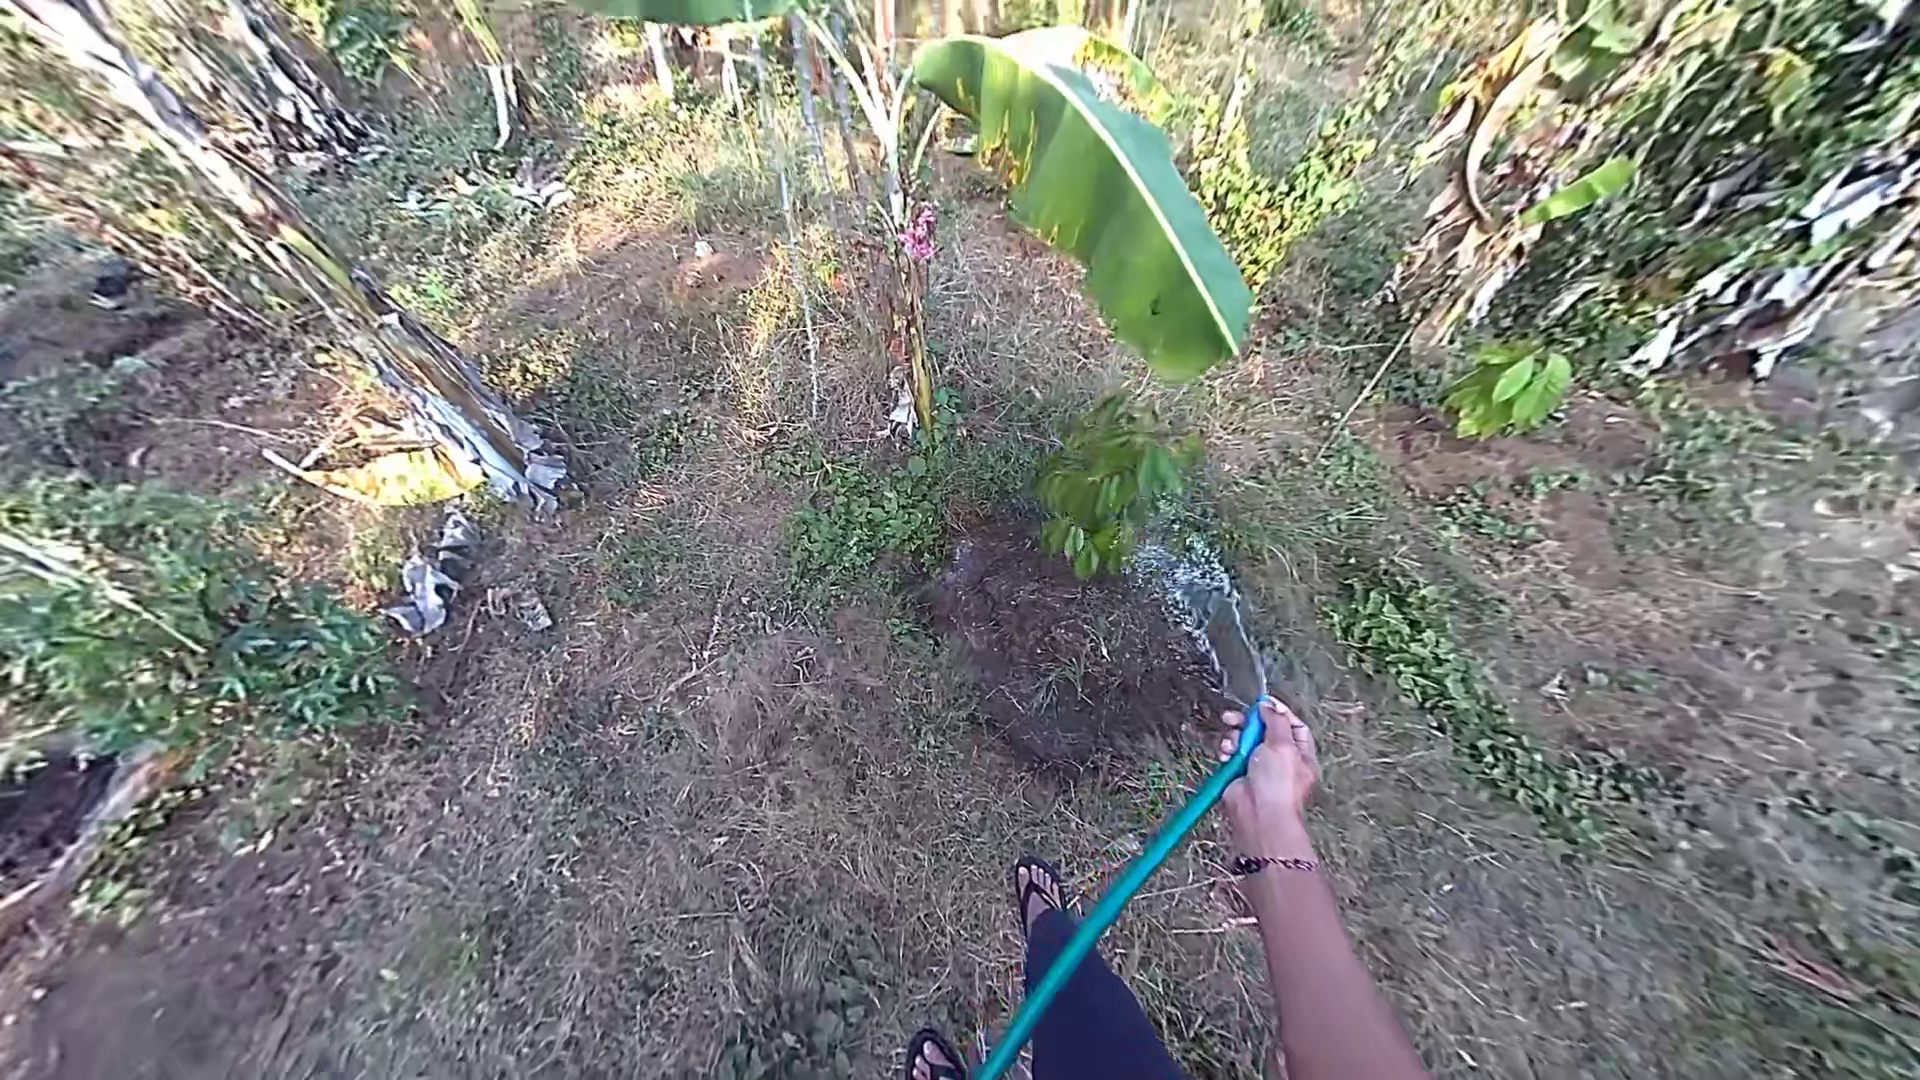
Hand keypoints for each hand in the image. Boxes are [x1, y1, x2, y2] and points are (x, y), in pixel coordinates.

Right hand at [1216, 699, 1320, 859]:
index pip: (1292, 725)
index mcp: (1299, 754)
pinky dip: (1226, 751)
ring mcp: (1259, 765)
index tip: (1263, 703)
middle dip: (1247, 722)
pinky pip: (1230, 752)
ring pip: (1243, 738)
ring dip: (1234, 737)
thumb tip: (1268, 706)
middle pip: (1263, 729)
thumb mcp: (1282, 745)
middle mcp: (1280, 758)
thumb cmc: (1278, 784)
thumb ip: (1275, 721)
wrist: (1258, 812)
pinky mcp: (1239, 771)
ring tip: (1231, 744)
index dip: (1278, 712)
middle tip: (1233, 718)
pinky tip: (1227, 755)